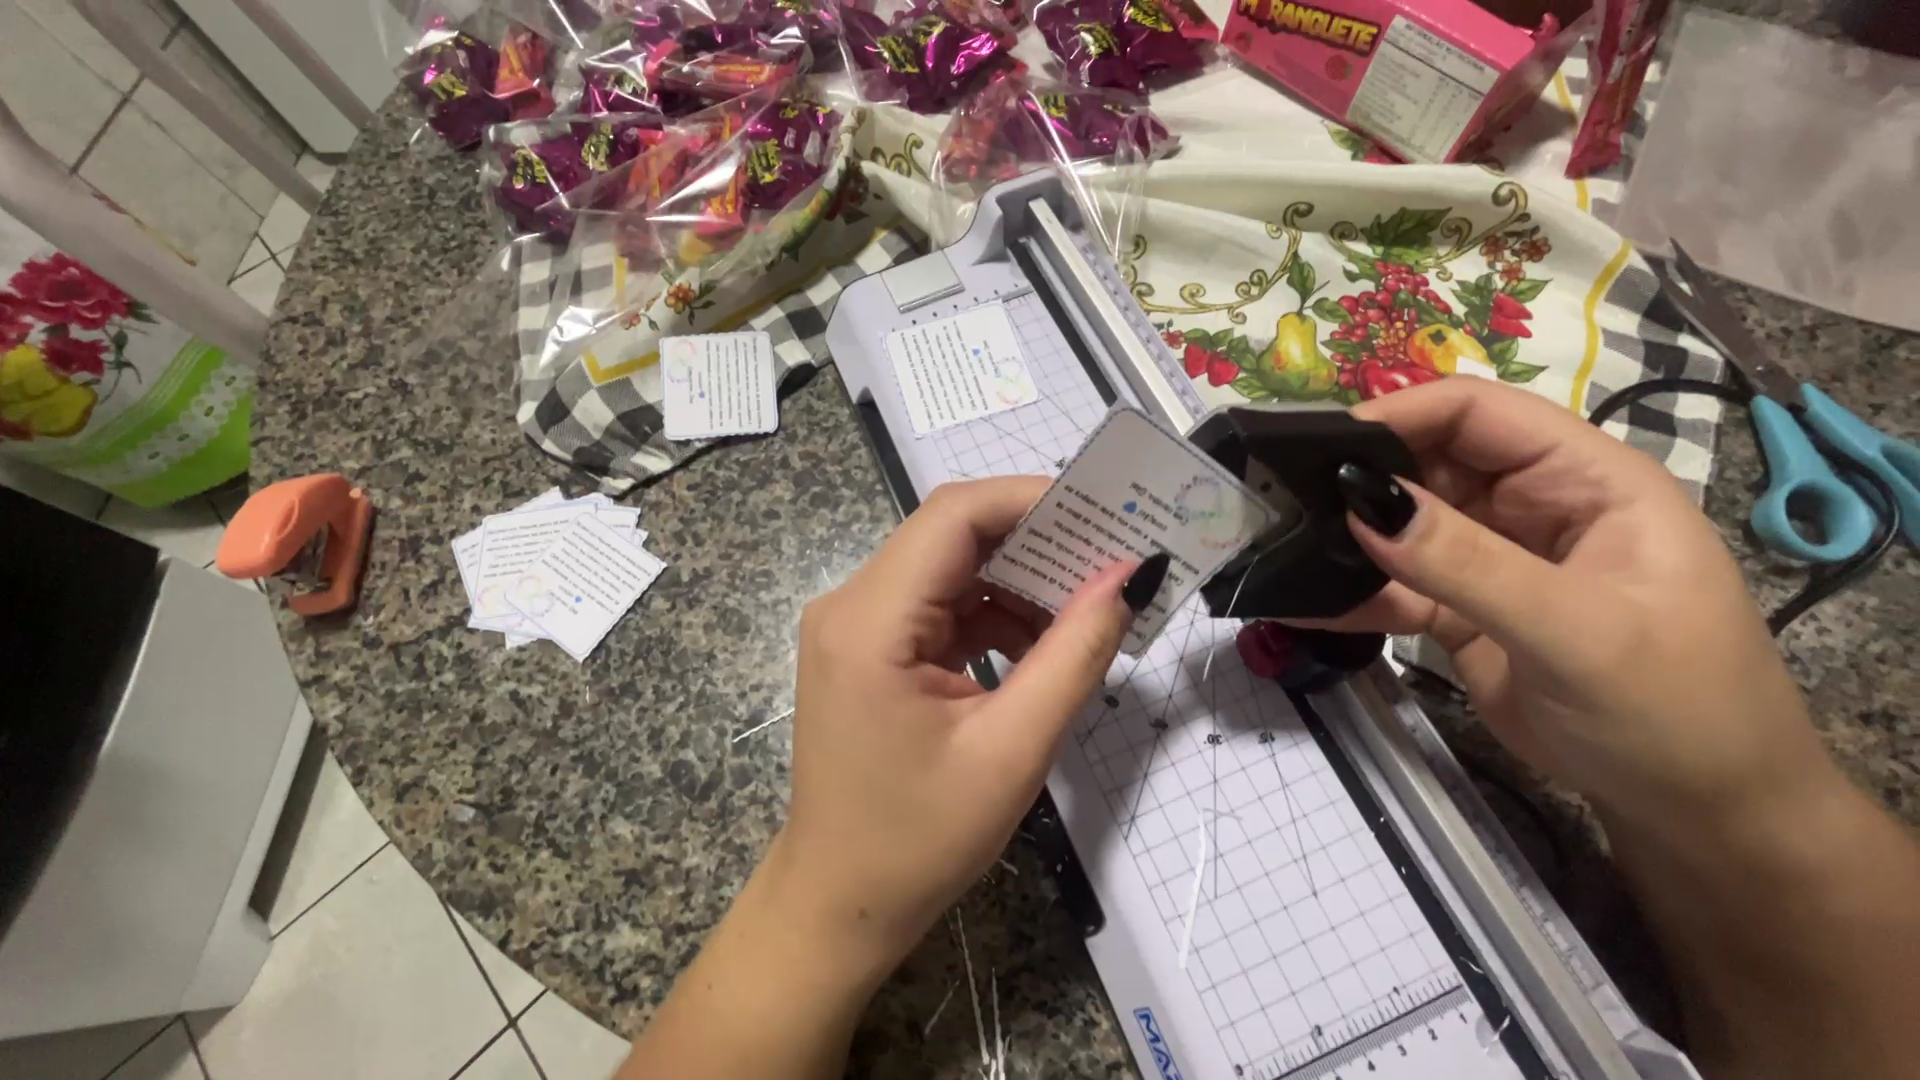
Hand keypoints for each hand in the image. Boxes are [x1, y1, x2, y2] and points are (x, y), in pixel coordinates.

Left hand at [770, 478, 1158, 979]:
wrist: (843, 902)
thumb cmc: (920, 840)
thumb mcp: (1013, 749)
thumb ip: (1074, 654)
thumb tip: (1129, 576)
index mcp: (869, 622)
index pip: (954, 516)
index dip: (1033, 499)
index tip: (1107, 512)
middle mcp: (850, 605)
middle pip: (952, 536)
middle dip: (1037, 539)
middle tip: (1116, 554)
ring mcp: (855, 626)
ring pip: (951, 569)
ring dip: (1021, 580)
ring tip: (1092, 604)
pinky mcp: (870, 648)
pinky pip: (940, 606)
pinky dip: (995, 614)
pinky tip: (1042, 642)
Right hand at [1315, 377, 1835, 833]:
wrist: (1697, 811)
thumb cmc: (1672, 708)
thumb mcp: (1575, 631)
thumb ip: (1466, 564)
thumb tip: (1361, 500)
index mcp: (1585, 480)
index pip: (1480, 414)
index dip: (1401, 414)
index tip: (1321, 446)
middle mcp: (1532, 507)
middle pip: (1427, 463)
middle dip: (1358, 475)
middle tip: (1278, 495)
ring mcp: (1491, 562)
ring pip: (1400, 526)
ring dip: (1343, 536)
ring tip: (1275, 543)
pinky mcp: (1460, 613)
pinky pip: (1393, 590)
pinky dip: (1350, 596)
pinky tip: (1299, 602)